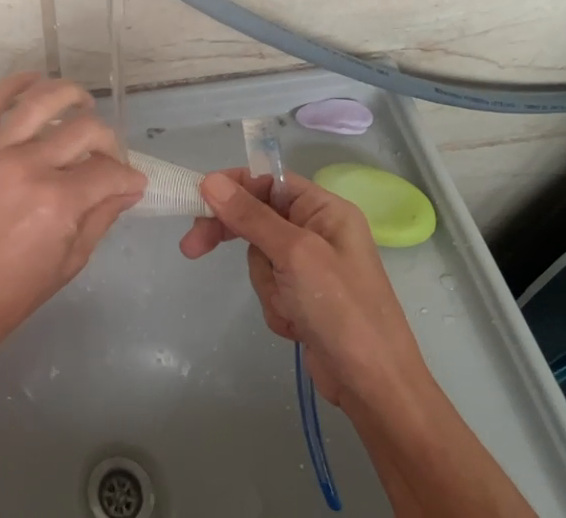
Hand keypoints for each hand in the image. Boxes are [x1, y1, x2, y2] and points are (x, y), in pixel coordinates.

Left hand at [0, 73, 144, 362]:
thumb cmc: (14, 292)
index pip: (109, 172)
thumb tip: (128, 188)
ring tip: (82, 102)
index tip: (133, 182)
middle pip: (84, 130)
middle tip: (109, 157)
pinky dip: (13, 85)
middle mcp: (29, 166)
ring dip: (69, 94)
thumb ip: (102, 217)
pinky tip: (34, 81)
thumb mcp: (71, 261)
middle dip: (108, 141)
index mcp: (58, 201)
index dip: (129, 176)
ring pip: (40, 101)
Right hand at [180, 169, 426, 408]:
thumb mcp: (294, 254)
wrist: (373, 386)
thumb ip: (251, 216)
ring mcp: (311, 266)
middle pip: (257, 216)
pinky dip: (275, 305)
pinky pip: (269, 286)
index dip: (233, 186)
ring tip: (291, 306)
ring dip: (265, 283)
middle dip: (234, 236)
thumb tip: (210, 181)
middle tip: (192, 249)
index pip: (269, 180)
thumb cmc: (341, 310)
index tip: (197, 201)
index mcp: (325, 210)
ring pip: (259, 257)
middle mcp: (318, 231)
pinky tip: (296, 326)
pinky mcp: (303, 297)